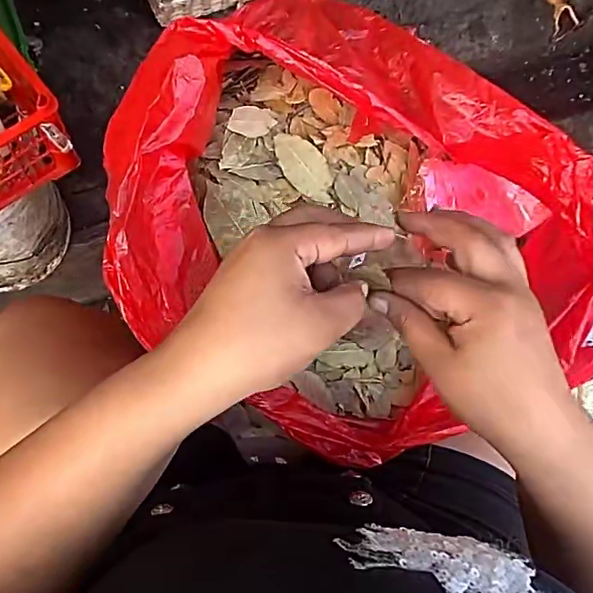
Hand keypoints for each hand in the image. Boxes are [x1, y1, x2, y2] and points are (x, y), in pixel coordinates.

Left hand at [159, 205, 396, 408]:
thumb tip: (357, 286)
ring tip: (340, 289)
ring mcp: (246, 257)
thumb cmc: (264, 344)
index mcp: (282, 242)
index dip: (368, 235)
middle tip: (371, 248)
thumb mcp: (322, 324)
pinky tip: (313, 297)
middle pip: (312, 223)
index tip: (394, 235)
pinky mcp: (238, 278)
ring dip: (322, 258)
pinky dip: (303, 271)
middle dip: (343, 235)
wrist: (198, 369)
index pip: (336, 232)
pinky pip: (280, 262)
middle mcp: (262, 239)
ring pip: (295, 244)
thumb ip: (351, 299)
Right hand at [372, 209, 579, 457]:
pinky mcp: (527, 299)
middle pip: (470, 238)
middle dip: (434, 223)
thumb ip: (411, 324)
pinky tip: (464, 247)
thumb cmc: (488, 401)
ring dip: (464, 224)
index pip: (430, 279)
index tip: (376, 283)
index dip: (400, 281)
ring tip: (434, 220)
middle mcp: (507, 285)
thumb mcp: (440, 366)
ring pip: (495, 239)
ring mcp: (522, 289)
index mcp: (484, 302)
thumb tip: (381, 297)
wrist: (541, 423)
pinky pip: (505, 255)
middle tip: (403, 218)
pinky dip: (482, 241)